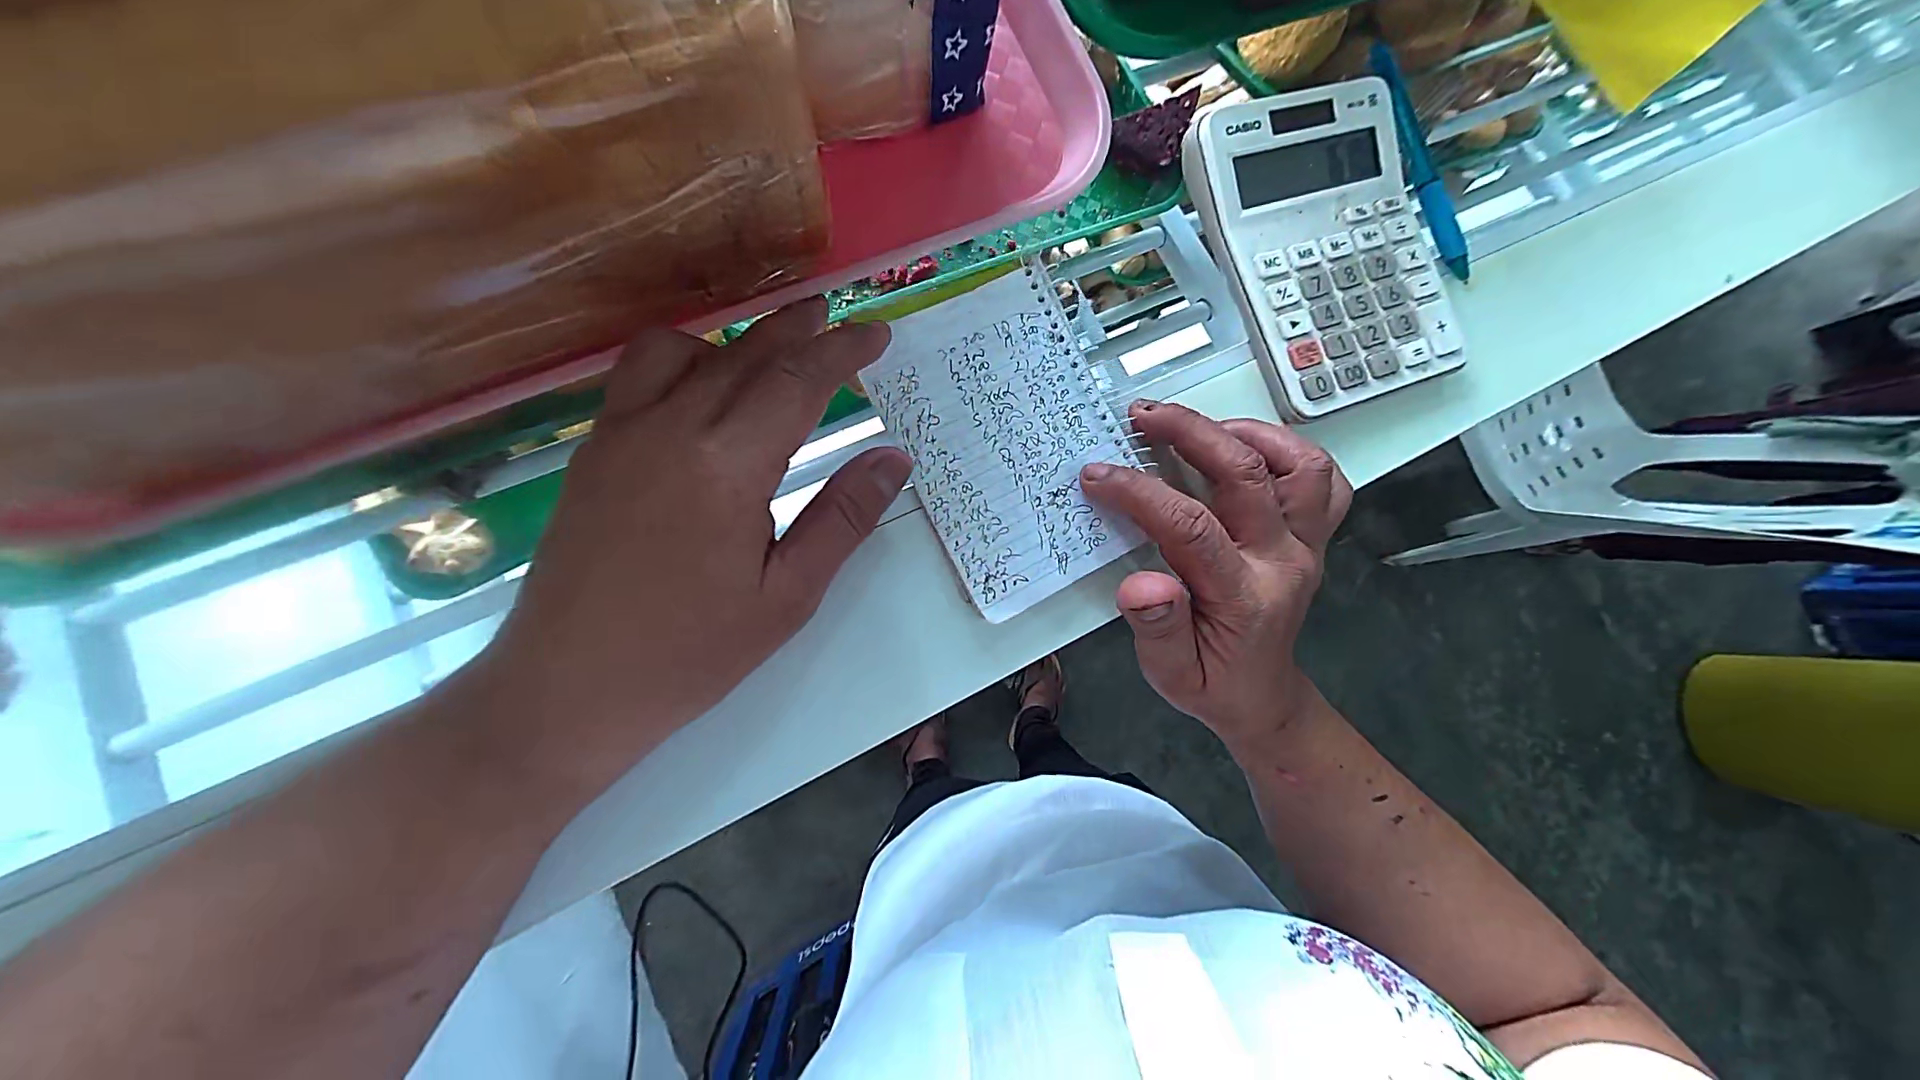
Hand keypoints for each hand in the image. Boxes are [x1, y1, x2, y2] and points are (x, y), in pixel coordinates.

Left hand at [463, 300, 909, 791]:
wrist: (567, 689)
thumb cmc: (690, 654)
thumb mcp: (787, 596)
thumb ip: (843, 519)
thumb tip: (895, 459)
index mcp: (727, 466)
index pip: (797, 382)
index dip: (842, 351)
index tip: (876, 332)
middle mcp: (670, 429)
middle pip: (745, 354)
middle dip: (798, 329)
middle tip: (835, 315)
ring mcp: (620, 434)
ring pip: (685, 351)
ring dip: (736, 339)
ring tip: (771, 353)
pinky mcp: (592, 451)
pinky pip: (639, 375)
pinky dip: (683, 359)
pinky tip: (701, 391)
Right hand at [1080, 403, 1350, 751]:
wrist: (1262, 696)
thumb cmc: (1212, 682)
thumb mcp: (1171, 674)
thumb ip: (1157, 630)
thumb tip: (1142, 584)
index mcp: (1243, 595)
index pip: (1190, 526)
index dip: (1139, 493)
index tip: (1098, 475)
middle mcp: (1283, 560)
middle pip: (1248, 474)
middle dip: (1190, 433)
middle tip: (1142, 416)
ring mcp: (1305, 544)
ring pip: (1301, 466)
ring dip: (1246, 433)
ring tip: (1195, 427)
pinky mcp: (1310, 535)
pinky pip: (1319, 478)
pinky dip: (1284, 449)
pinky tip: (1242, 448)